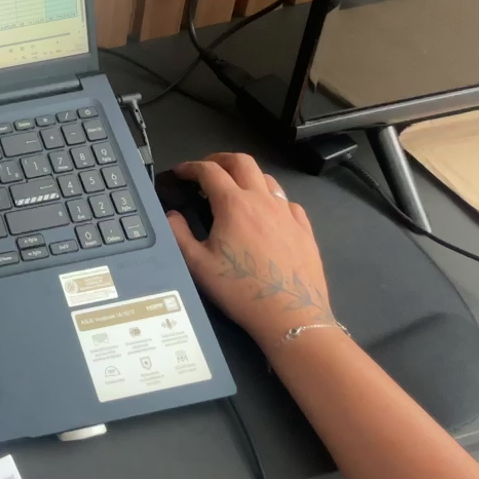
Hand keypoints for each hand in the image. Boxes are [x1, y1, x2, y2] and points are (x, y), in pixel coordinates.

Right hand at [166, 153, 335, 354]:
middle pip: (242, 161)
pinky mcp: (305, 231)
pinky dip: (271, 198)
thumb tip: (172, 215)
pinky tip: (265, 214)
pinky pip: (288, 202)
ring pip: (267, 178)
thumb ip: (177, 233)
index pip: (209, 170)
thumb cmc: (241, 291)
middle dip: (219, 159)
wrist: (293, 319)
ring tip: (234, 189)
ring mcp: (288, 215)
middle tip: (206, 170)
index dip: (190, 167)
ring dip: (246, 176)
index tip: (180, 173)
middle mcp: (262, 202)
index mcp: (234, 205)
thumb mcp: (196, 264)